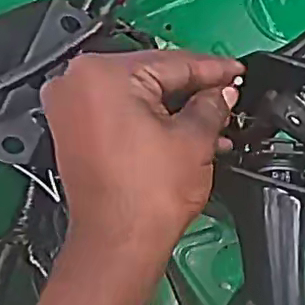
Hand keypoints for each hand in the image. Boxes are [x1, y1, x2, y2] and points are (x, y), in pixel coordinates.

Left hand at [41, 50, 241, 259]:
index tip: (234, 71)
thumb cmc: (146, 198)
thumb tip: (222, 93)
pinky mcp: (74, 134)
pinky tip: (184, 134)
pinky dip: (153, 122)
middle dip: (195, 90)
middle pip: (152, 77)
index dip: (213, 69)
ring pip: (138, 97)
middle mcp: (77, 85)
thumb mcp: (195, 140)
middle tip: (228, 94)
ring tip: (214, 123)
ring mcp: (71, 110)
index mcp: (104, 75)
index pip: (173, 62)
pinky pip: (122, 115)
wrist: (120, 242)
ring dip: (177, 110)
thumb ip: (212, 105)